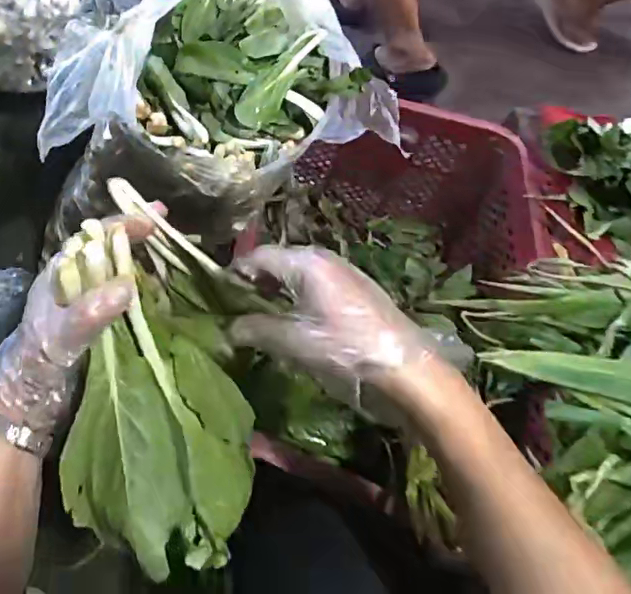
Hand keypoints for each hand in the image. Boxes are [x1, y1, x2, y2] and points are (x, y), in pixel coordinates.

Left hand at [0, 215, 152, 446]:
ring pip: (115, 261)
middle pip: (108, 241)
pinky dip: (138, 277)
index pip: (97, 233)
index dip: (126, 223)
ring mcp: (84, 291)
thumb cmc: (41, 356)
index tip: (154, 220)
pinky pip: (119, 285)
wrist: (30, 391)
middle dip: (136, 231)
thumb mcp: (63, 334)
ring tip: (167, 247)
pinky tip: (155, 281)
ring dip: (138, 252)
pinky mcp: (94, 309)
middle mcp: (74, 272)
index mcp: (63, 266)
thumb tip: (126, 286)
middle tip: (167, 224)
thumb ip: (90, 311)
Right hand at [229, 246, 449, 408]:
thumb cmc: (347, 352)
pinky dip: (299, 299)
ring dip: (277, 293)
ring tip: (263, 320)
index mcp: (305, 262)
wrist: (412, 374)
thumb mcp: (294, 343)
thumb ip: (256, 330)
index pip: (257, 256)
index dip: (234, 274)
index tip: (218, 295)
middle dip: (255, 283)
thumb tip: (227, 329)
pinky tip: (297, 325)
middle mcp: (323, 258)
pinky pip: (316, 286)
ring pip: (298, 275)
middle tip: (237, 309)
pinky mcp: (358, 291)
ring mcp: (344, 273)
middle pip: (277, 262)